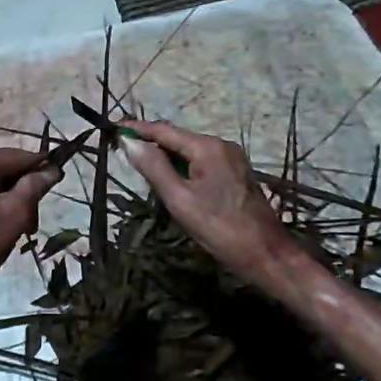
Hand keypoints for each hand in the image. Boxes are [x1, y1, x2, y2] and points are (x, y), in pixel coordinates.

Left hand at [0, 145, 63, 303]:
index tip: (58, 185)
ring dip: (8, 200)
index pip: (21, 156)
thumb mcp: (15, 214)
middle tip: (32, 221)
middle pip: (4, 168)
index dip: (42, 170)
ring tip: (18, 228)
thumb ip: (35, 186)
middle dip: (23, 191)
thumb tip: (52, 169)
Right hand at [119, 120, 299, 287]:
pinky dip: (182, 165)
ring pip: (190, 150)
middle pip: (178, 138)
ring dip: (166, 155)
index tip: (114, 127)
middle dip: (151, 142)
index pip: (164, 130)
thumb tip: (130, 142)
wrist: (266, 254)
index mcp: (207, 147)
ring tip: (140, 162)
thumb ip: (154, 168)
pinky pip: (202, 161)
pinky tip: (170, 177)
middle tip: (122, 147)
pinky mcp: (236, 173)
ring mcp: (232, 158)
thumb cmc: (219, 228)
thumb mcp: (179, 199)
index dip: (138, 129)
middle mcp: (221, 145)